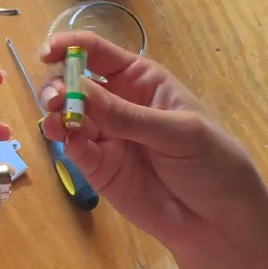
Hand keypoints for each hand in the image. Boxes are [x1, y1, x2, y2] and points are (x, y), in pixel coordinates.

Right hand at [38, 33, 267, 257]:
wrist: (219, 221)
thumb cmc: (212, 163)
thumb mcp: (179, 132)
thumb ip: (127, 115)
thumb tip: (78, 89)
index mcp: (140, 81)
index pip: (98, 53)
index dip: (71, 47)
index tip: (48, 53)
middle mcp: (116, 103)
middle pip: (73, 82)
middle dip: (58, 84)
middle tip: (55, 98)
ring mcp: (104, 135)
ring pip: (66, 113)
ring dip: (55, 112)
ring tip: (58, 120)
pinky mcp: (95, 165)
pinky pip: (72, 146)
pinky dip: (64, 139)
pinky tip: (68, 140)